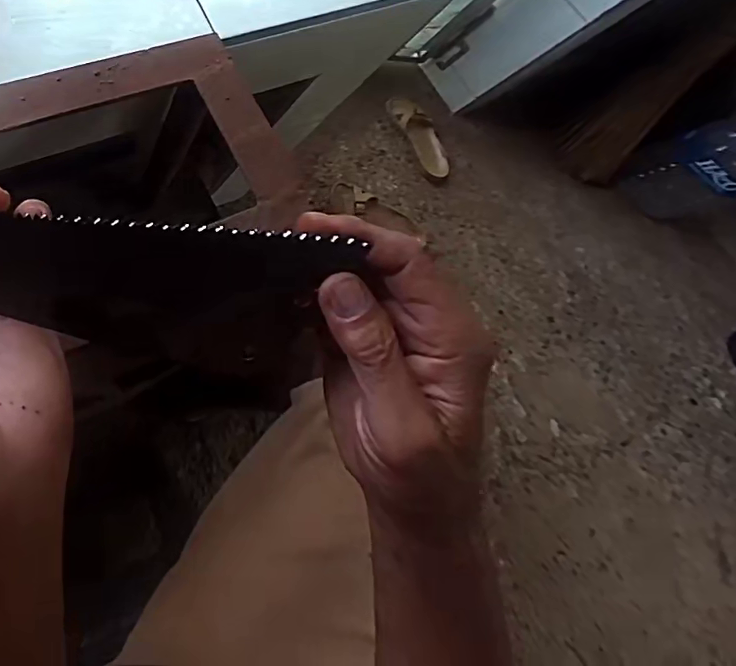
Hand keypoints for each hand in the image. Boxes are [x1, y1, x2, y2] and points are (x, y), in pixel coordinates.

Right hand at [295, 211, 494, 536]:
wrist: (411, 507)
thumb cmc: (417, 475)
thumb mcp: (399, 422)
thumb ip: (374, 352)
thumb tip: (338, 283)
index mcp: (450, 334)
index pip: (412, 264)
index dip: (366, 238)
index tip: (317, 228)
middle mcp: (427, 320)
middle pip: (387, 260)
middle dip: (342, 239)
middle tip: (293, 232)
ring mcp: (396, 326)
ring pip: (362, 274)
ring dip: (325, 258)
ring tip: (284, 250)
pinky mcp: (366, 336)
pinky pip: (343, 298)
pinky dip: (315, 285)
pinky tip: (288, 283)